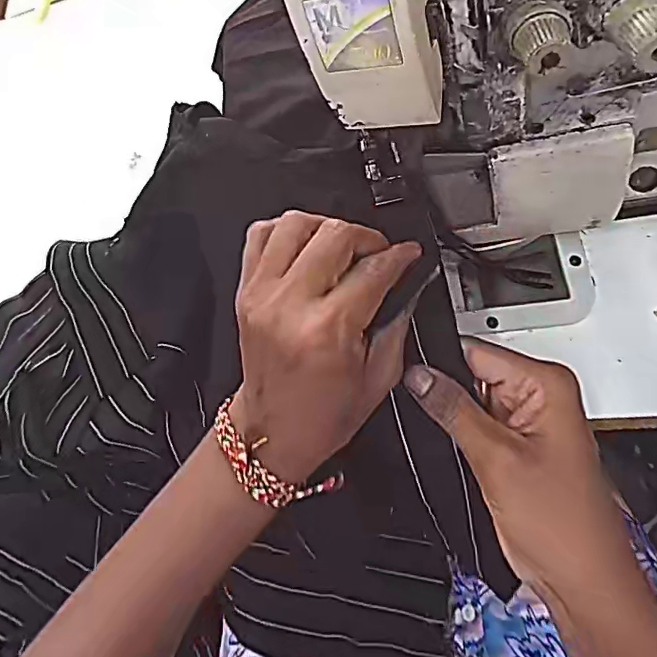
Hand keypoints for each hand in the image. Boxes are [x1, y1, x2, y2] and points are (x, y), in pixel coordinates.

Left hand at [231, 211, 422, 482]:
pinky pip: (261, 235)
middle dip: (368, 237)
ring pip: (296, 224)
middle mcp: (290, 306)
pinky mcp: (246, 292)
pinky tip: (306, 246)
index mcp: (327, 330)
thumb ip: (398, 322)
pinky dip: (287, 231)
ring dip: (327, 227)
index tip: (409, 255)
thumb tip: (408, 283)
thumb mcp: (379, 376)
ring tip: (343, 246)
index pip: (374, 268)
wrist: (274, 432)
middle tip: (380, 252)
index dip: (401, 256)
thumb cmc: (321, 414)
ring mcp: (263, 295)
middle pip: (335, 234)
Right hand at [404, 340, 634, 598]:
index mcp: (548, 383)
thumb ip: (454, 410)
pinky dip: (466, 438)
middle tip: (432, 419)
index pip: (479, 351)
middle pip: (475, 373)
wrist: (583, 581)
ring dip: (457, 420)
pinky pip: (482, 425)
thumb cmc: (563, 526)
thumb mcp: (497, 459)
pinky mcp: (521, 444)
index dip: (440, 363)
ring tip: (459, 449)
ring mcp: (532, 420)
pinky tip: (464, 457)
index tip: (411, 376)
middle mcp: (543, 394)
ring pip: (474, 401)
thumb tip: (420, 376)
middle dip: (448, 393)